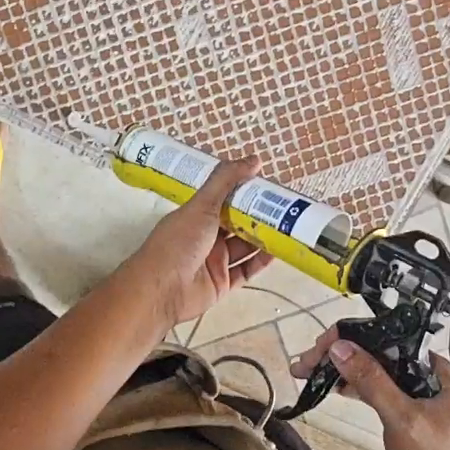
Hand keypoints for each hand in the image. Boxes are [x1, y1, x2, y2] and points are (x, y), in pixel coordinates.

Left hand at [121, 155, 273, 326]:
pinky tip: (278, 251)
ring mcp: (213, 261)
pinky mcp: (221, 284)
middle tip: (286, 207)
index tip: (269, 185)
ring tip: (288, 227)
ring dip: (263, 238)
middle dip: (258, 216)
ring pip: (244, 247)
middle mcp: (205, 237)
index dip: (245, 193)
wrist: (161, 290)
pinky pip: (245, 271)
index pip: (224, 200)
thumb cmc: (178, 242)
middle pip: (237, 224)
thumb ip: (225, 181)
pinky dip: (260, 262)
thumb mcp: (202, 205)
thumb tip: (254, 159)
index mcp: (196, 215)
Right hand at [289, 328, 449, 449]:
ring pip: (371, 369)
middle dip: (337, 353)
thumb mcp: (402, 418)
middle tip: (303, 366)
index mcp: (427, 365)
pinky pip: (376, 388)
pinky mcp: (406, 408)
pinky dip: (353, 387)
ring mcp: (413, 390)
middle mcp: (421, 371)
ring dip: (341, 370)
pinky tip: (332, 387)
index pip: (381, 336)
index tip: (317, 351)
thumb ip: (372, 381)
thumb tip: (339, 346)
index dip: (345, 338)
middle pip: (373, 350)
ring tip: (307, 374)